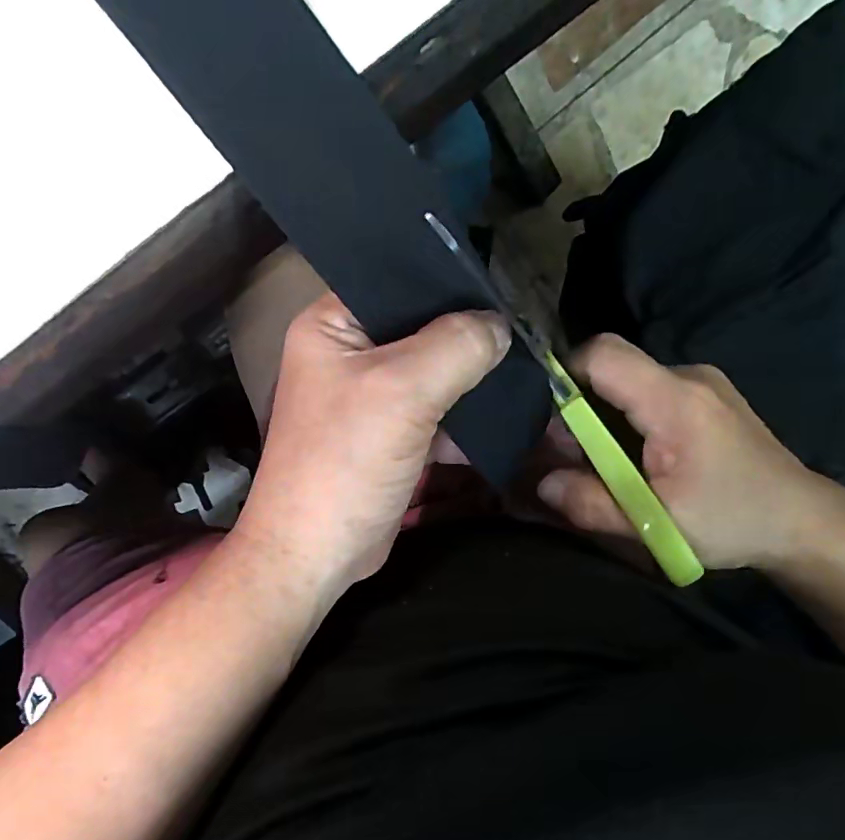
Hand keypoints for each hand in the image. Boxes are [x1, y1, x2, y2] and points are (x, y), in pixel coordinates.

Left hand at [233, 293, 508, 594]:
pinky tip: (507, 418)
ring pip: (435, 374)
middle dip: (472, 337)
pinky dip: (467, 419)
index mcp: (334, 325)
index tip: (504, 289)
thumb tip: (500, 326)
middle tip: (524, 335)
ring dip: (475, 381)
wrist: (318, 553)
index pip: (399, 281)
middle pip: (423, 329)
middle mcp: (350, 355)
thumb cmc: (346, 463)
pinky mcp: (392, 438)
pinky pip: (437, 414)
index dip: (450, 283)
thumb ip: (456, 346)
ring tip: (526, 372)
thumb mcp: (403, 391)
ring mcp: (372, 399)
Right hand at [535, 335, 844, 570]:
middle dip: (578, 411)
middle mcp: (688, 376)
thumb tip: (543, 483)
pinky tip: (632, 460)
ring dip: (603, 420)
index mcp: (675, 400)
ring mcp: (701, 383)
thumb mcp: (656, 524)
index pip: (603, 354)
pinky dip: (627, 422)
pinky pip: (649, 394)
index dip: (563, 376)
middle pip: (611, 369)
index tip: (546, 420)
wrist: (801, 520)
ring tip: (603, 467)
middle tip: (569, 460)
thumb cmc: (732, 521)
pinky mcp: (706, 397)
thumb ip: (592, 503)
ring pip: (628, 384)